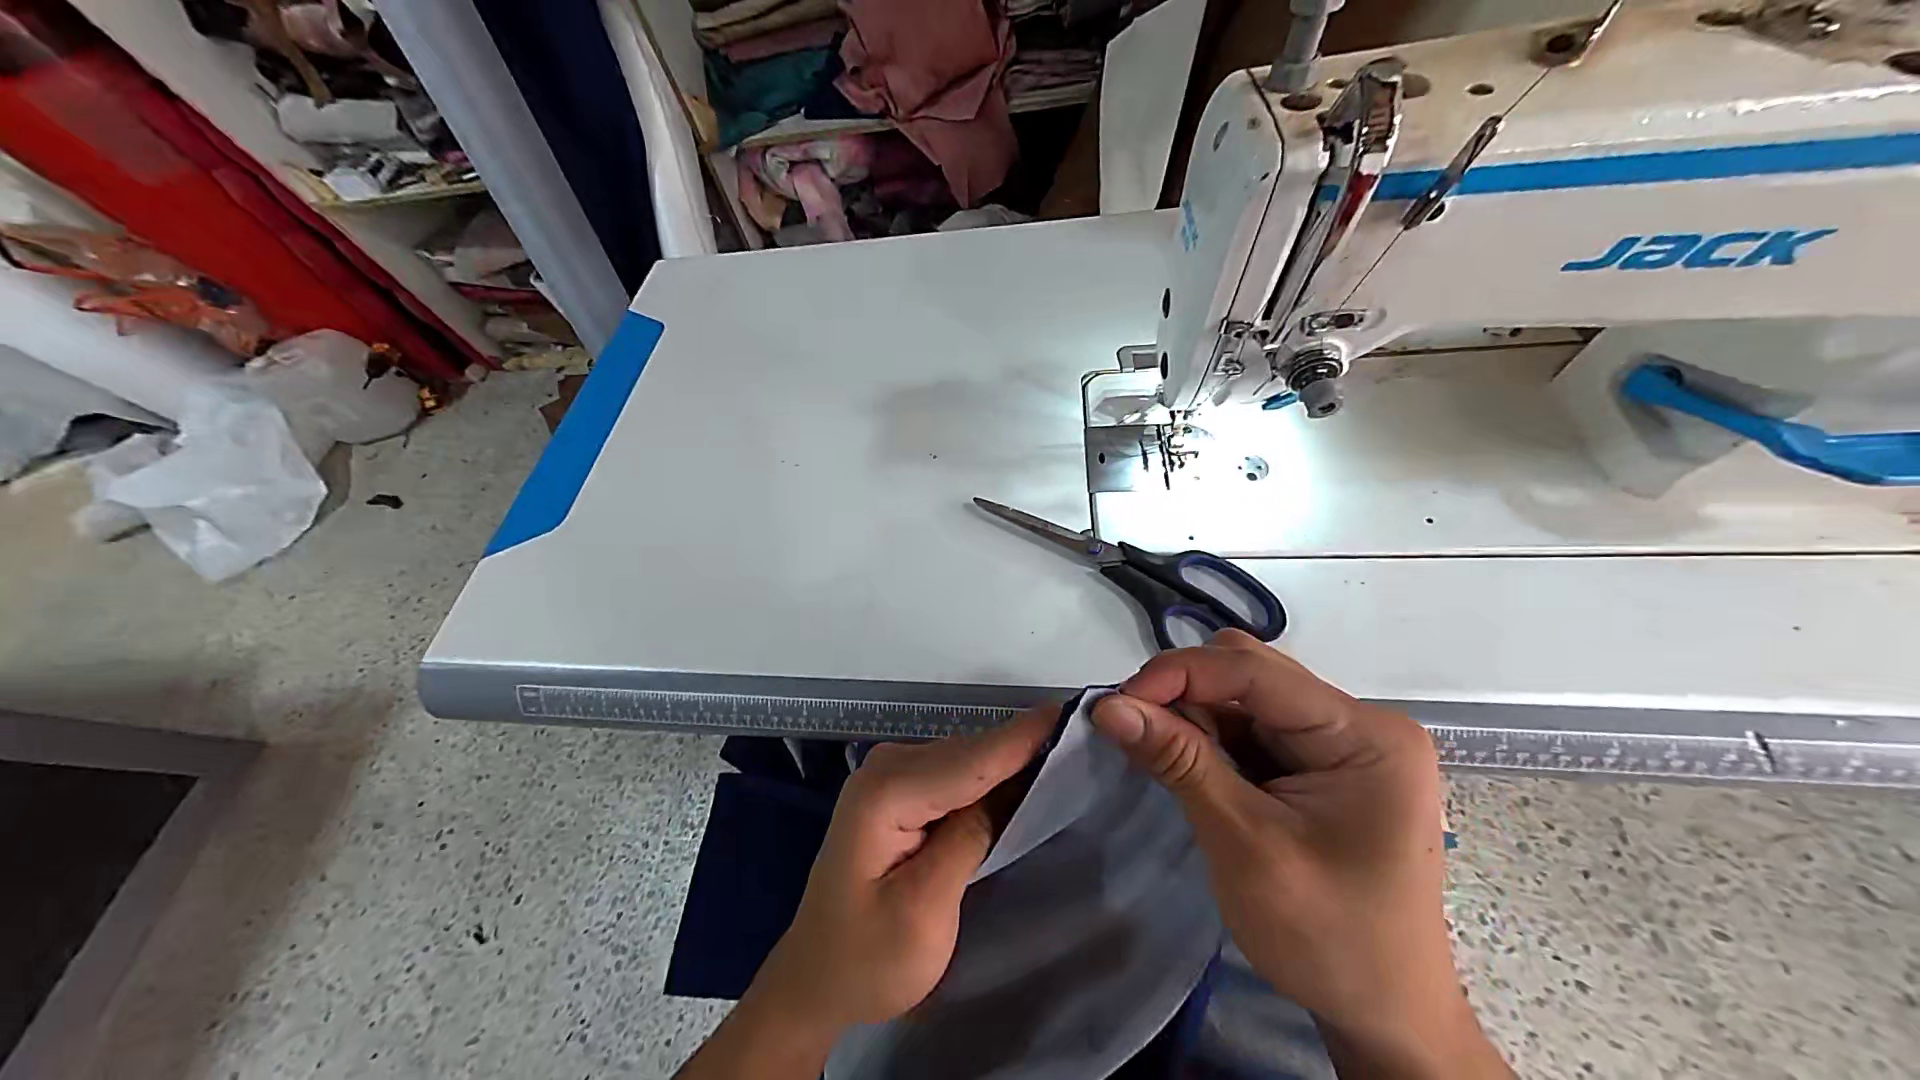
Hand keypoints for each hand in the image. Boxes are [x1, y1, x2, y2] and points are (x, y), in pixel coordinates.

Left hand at [677, 707, 1056, 1079]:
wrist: (815, 982)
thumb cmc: (867, 960)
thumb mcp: (925, 911)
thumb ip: (967, 839)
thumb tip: (1012, 788)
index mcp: (886, 793)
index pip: (971, 759)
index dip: (1024, 737)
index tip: (1075, 710)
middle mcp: (886, 769)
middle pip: (970, 751)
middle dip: (1024, 744)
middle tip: (1086, 740)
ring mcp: (890, 777)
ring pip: (966, 758)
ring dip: (1011, 758)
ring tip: (1068, 752)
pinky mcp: (899, 793)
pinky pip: (955, 774)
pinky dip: (990, 775)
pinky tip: (1023, 777)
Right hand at [1090, 631, 1511, 1078]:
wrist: (1385, 1016)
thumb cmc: (1328, 938)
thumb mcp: (1245, 846)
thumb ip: (1179, 762)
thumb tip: (1107, 705)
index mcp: (1366, 735)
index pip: (1256, 671)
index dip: (1179, 674)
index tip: (1116, 704)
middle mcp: (1360, 723)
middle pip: (1251, 673)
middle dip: (1186, 694)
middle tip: (1139, 734)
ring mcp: (1343, 742)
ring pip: (1246, 695)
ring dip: (1195, 715)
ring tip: (1166, 757)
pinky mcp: (1322, 764)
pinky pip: (1253, 726)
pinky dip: (1212, 738)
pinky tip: (1193, 767)